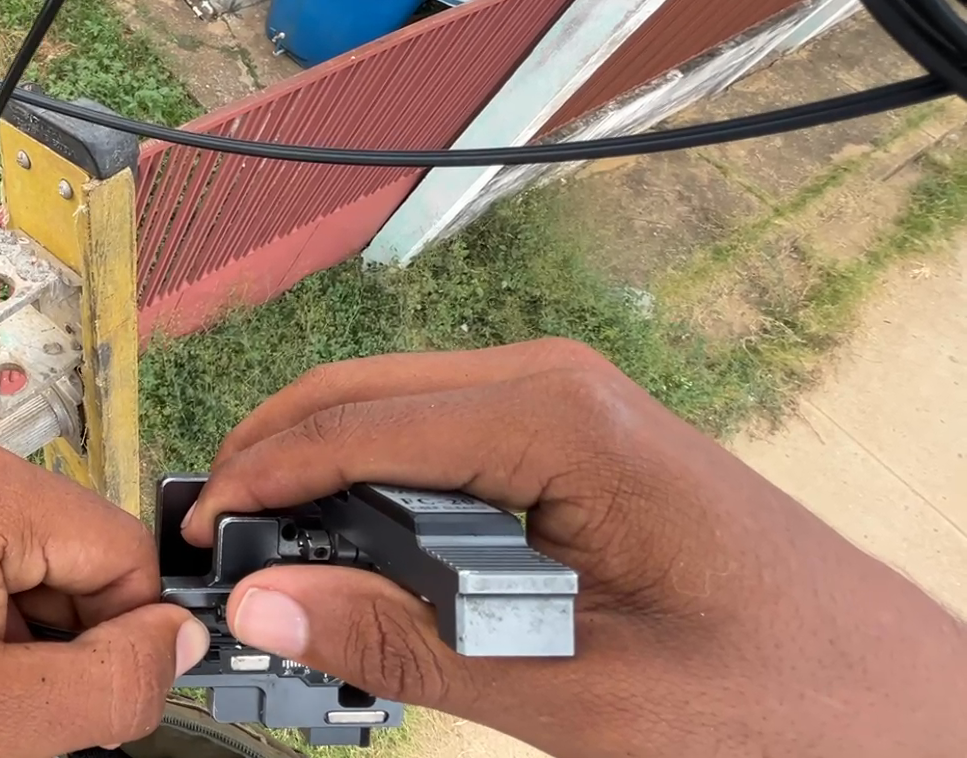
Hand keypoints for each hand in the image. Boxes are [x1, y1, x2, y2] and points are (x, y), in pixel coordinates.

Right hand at [183, 339, 966, 756]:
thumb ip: (401, 642)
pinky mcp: (549, 419)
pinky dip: (358, 466)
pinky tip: (338, 517)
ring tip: (263, 526)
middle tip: (217, 526)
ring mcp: (547, 390)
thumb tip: (259, 605)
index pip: (358, 426)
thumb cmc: (789, 716)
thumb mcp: (580, 699)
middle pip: (353, 391)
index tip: (201, 530)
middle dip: (270, 451)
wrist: (929, 719)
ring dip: (309, 456)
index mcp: (555, 418)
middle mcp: (541, 376)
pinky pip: (417, 423)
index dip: (264, 475)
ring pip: (376, 400)